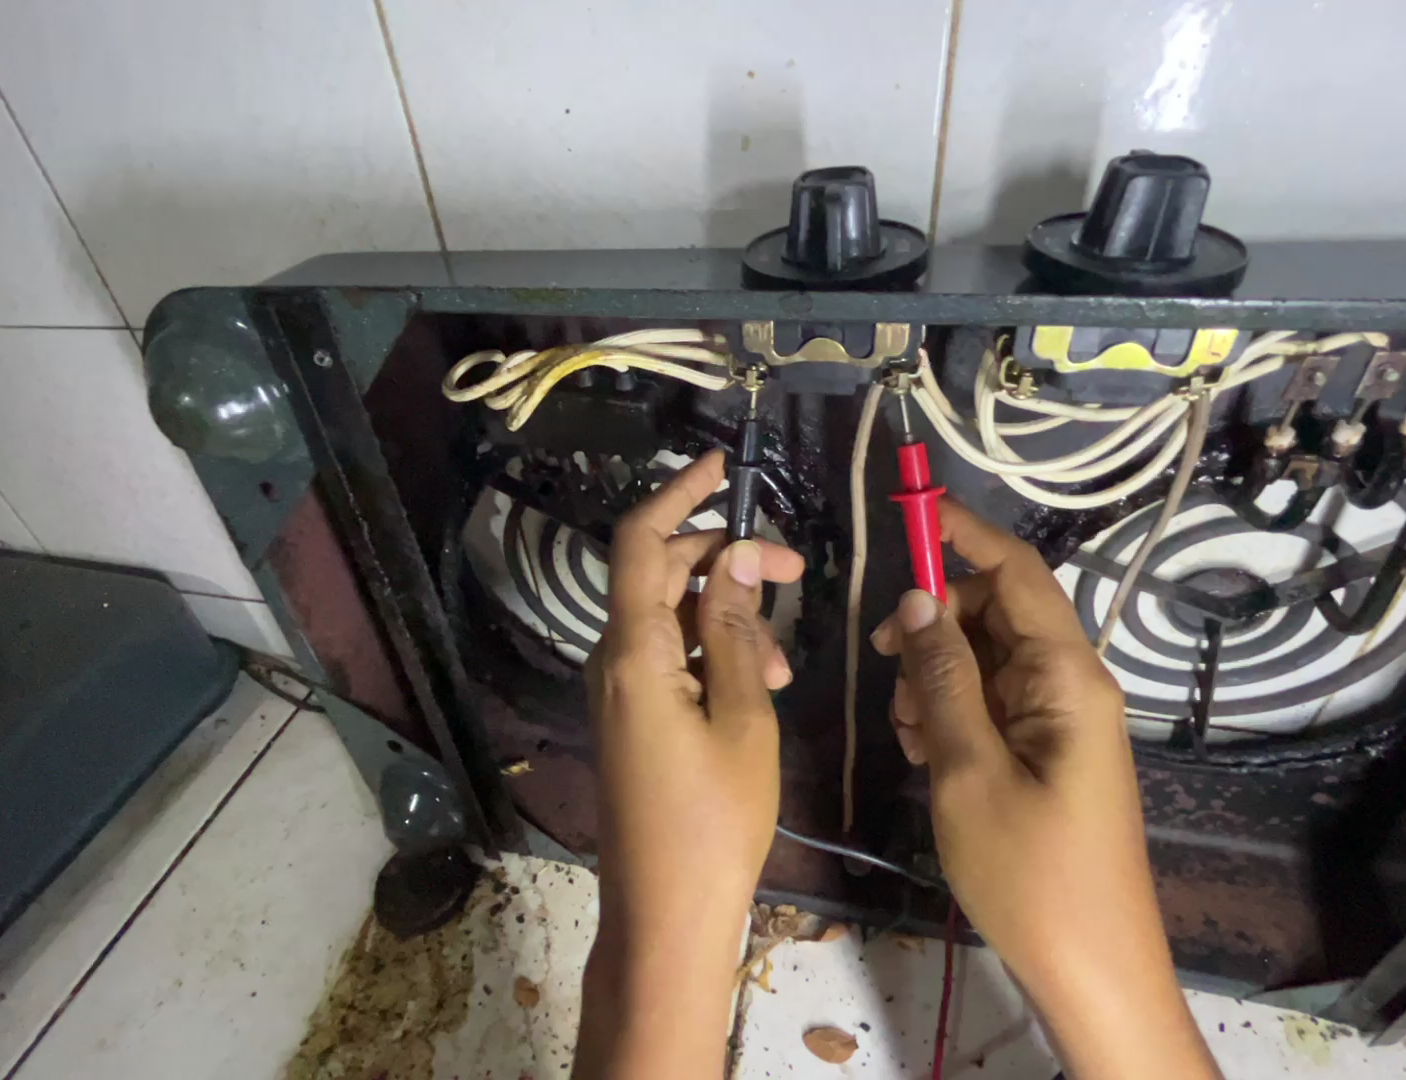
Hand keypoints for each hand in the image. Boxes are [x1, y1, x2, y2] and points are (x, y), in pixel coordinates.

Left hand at [575, 450, 803, 1079]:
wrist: (668, 914)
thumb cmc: (714, 819)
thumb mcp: (741, 715)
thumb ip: (733, 629)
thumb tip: (736, 555)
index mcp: (633, 652)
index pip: (641, 542)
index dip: (677, 493)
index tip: (720, 465)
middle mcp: (614, 659)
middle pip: (662, 574)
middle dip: (725, 559)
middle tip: (790, 569)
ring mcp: (621, 689)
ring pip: (673, 617)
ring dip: (727, 615)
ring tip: (783, 655)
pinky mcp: (635, 714)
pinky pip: (672, 657)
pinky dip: (714, 652)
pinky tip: (761, 679)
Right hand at [871, 497, 1219, 1079]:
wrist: (1089, 973)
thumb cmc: (1031, 874)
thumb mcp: (968, 769)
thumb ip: (942, 677)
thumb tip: (917, 600)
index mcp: (1066, 677)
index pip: (1016, 572)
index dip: (964, 534)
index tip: (911, 511)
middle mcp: (1066, 684)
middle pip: (992, 612)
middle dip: (933, 624)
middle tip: (884, 662)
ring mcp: (1054, 718)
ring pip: (980, 657)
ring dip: (933, 675)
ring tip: (909, 732)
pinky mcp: (1040, 748)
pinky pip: (985, 700)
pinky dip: (947, 710)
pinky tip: (924, 751)